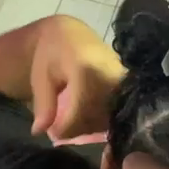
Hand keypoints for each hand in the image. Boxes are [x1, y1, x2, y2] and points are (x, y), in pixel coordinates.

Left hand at [29, 16, 124, 139]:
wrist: (74, 35)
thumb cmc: (54, 53)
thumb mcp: (41, 76)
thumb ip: (43, 104)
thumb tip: (39, 131)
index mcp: (87, 69)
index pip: (79, 112)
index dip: (65, 128)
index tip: (53, 132)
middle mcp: (111, 76)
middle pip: (95, 118)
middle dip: (76, 129)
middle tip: (60, 127)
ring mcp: (123, 82)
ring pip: (107, 119)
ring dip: (88, 126)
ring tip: (71, 118)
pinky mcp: (129, 87)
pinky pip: (115, 113)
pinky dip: (98, 120)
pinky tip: (85, 114)